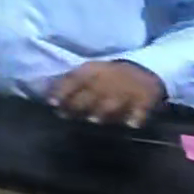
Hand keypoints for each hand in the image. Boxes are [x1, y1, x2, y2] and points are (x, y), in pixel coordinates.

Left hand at [48, 61, 165, 127]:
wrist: (141, 69)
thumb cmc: (105, 73)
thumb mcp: (86, 70)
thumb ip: (69, 80)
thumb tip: (49, 94)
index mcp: (90, 72)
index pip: (72, 81)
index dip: (60, 92)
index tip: (51, 103)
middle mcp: (106, 82)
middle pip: (89, 95)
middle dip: (75, 106)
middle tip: (65, 115)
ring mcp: (126, 91)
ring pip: (111, 104)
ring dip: (101, 112)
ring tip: (92, 119)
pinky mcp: (145, 99)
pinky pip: (141, 110)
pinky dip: (136, 117)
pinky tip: (130, 124)